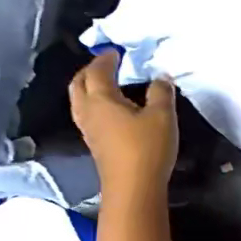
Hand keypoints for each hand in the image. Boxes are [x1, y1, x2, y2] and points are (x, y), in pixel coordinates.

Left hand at [69, 51, 177, 199]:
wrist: (134, 188)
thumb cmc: (147, 147)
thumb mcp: (162, 116)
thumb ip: (161, 92)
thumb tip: (160, 77)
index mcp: (101, 99)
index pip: (98, 71)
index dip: (106, 59)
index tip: (116, 52)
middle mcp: (88, 111)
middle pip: (78, 84)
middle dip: (90, 71)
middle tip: (105, 65)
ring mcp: (89, 130)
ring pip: (79, 101)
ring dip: (88, 88)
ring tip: (105, 84)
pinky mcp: (95, 145)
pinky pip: (87, 115)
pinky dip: (94, 104)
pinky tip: (110, 109)